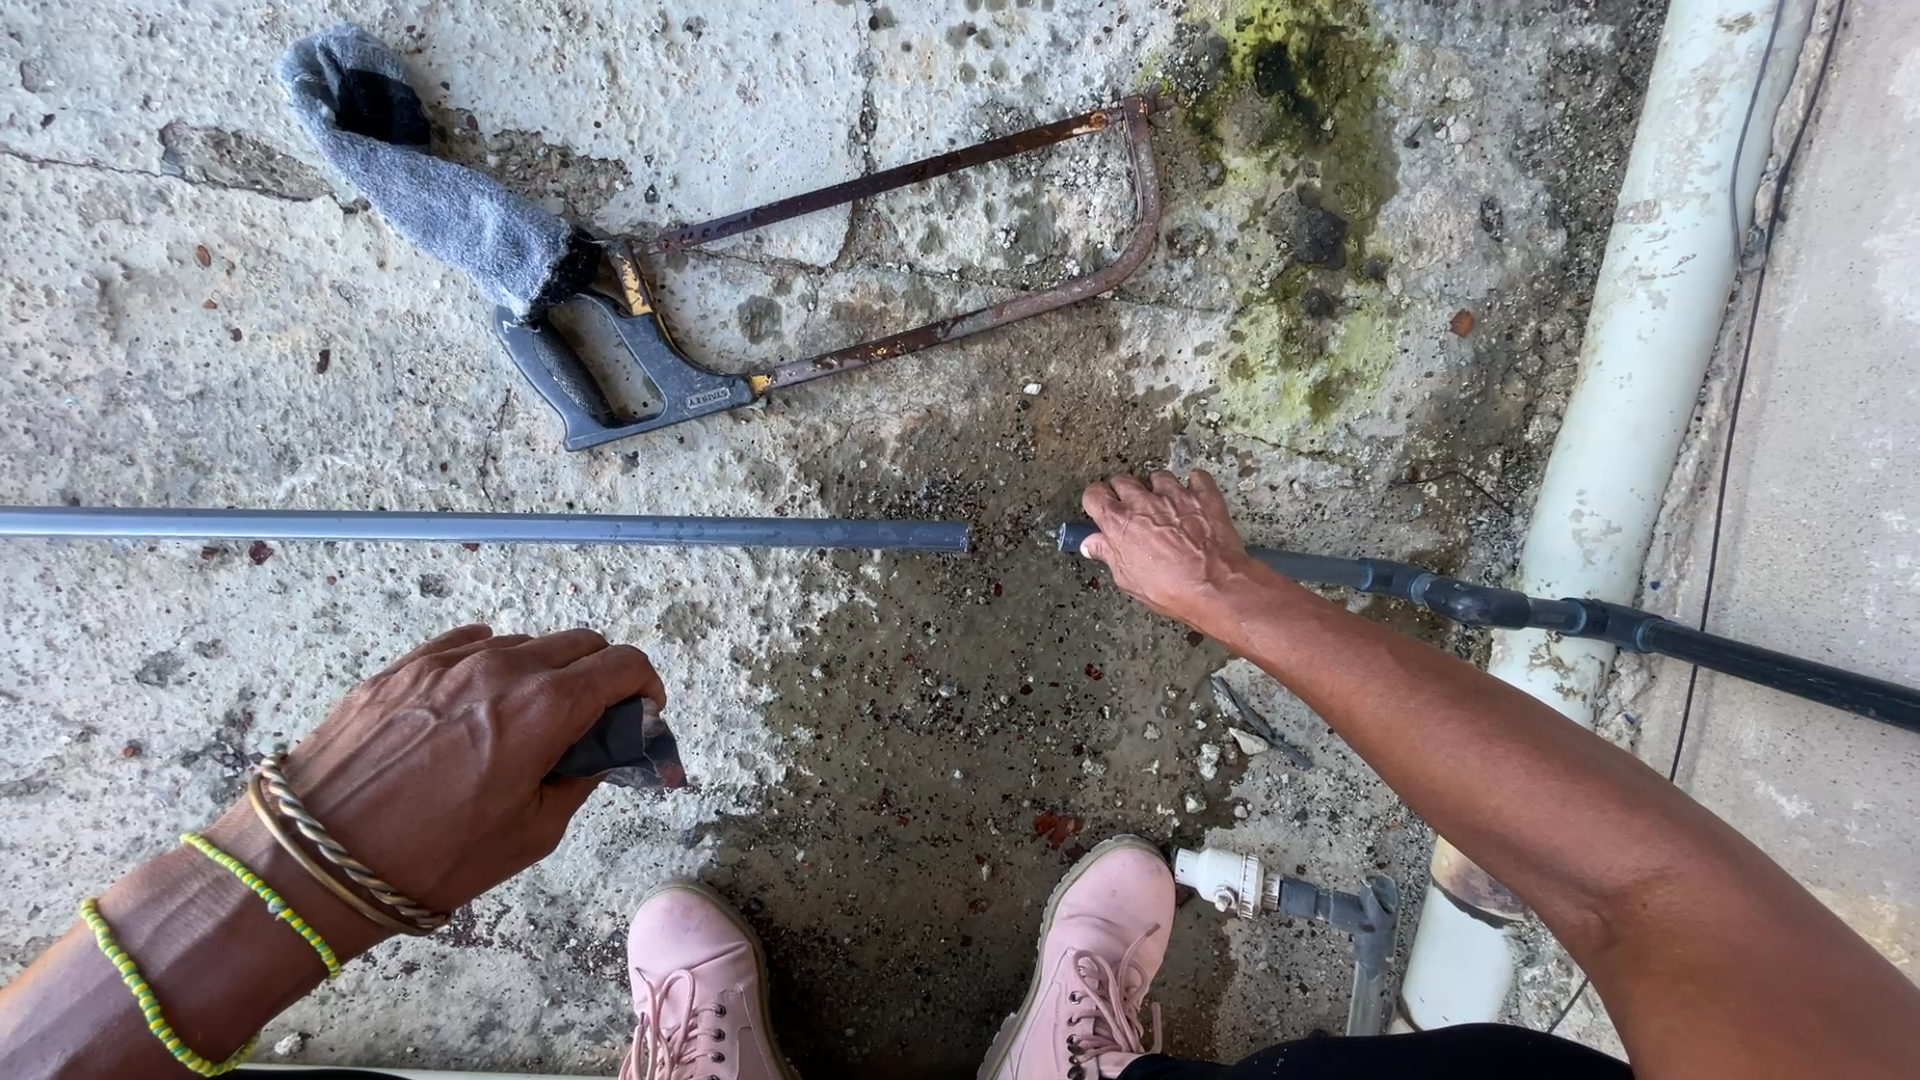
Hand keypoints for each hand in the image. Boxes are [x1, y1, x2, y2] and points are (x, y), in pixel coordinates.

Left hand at [210, 625, 662, 945]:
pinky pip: (471, 643)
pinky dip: (494, 664)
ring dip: (547, 671)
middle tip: (590, 717)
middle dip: (603, 674)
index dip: (646, 685)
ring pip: (529, 643)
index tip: (641, 711)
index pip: (625, 663)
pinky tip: (476, 701)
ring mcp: (451, 659)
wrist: (305, 865)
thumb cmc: (430, 860)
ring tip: (523, 718)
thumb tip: (599, 749)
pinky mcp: (405, 664)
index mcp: (547, 707)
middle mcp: (505, 667)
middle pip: (584, 642)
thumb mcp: (534, 832)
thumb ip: (581, 776)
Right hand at [1080, 469, 1261, 626]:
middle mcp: (1144, 503)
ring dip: (1158, 488)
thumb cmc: (1172, 588)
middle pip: (1123, 480)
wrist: (1215, 587)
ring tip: (1165, 505)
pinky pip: (1196, 477)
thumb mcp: (1128, 579)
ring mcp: (1174, 496)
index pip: (1094, 494)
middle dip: (1123, 492)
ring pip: (1158, 476)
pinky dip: (1193, 485)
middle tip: (1131, 509)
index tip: (1101, 506)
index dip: (1096, 500)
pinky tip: (1193, 497)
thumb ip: (1108, 555)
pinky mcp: (1202, 496)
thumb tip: (1092, 545)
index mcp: (1120, 523)